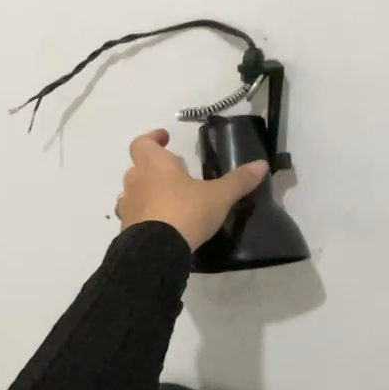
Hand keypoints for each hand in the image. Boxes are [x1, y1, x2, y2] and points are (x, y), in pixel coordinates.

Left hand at [115, 129, 268, 249]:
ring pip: (131, 193)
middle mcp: (136, 182)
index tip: (165, 138)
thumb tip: (262, 165)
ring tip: (165, 200)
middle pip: (137, 168)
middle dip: (152, 168)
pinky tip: (159, 225)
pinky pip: (133, 217)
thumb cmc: (186, 212)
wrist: (156, 251)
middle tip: (173, 174)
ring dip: (145, 193)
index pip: (143, 143)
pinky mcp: (126, 229)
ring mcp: (128, 207)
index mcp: (154, 165)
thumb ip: (238, 180)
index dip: (153, 138)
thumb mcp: (219, 196)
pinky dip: (143, 217)